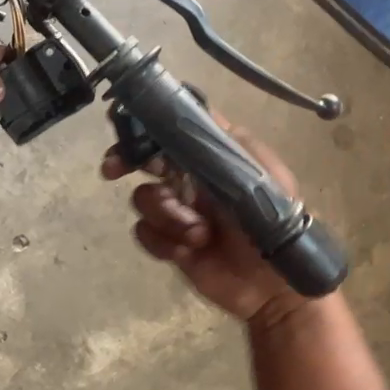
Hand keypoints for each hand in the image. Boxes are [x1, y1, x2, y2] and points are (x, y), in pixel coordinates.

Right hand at [101, 116, 306, 326]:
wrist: (276, 282)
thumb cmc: (274, 219)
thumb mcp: (259, 170)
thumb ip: (223, 139)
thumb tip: (191, 106)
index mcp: (208, 156)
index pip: (169, 130)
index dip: (145, 124)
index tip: (125, 124)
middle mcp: (187, 178)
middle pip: (142, 159)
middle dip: (125, 159)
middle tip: (113, 168)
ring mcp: (175, 211)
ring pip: (142, 198)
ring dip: (167, 215)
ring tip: (198, 233)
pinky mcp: (169, 243)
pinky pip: (144, 233)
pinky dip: (164, 241)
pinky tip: (190, 250)